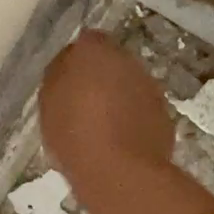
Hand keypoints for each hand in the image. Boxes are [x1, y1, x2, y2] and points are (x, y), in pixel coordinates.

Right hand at [38, 30, 174, 190]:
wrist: (119, 171)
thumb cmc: (75, 134)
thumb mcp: (49, 102)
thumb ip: (59, 76)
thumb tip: (68, 65)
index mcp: (94, 51)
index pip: (86, 41)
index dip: (77, 61)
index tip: (68, 81)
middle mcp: (127, 61)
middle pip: (111, 62)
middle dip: (100, 77)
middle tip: (82, 104)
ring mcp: (150, 86)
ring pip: (129, 85)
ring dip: (118, 98)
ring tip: (101, 126)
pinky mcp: (164, 113)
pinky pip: (142, 109)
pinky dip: (133, 118)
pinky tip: (120, 141)